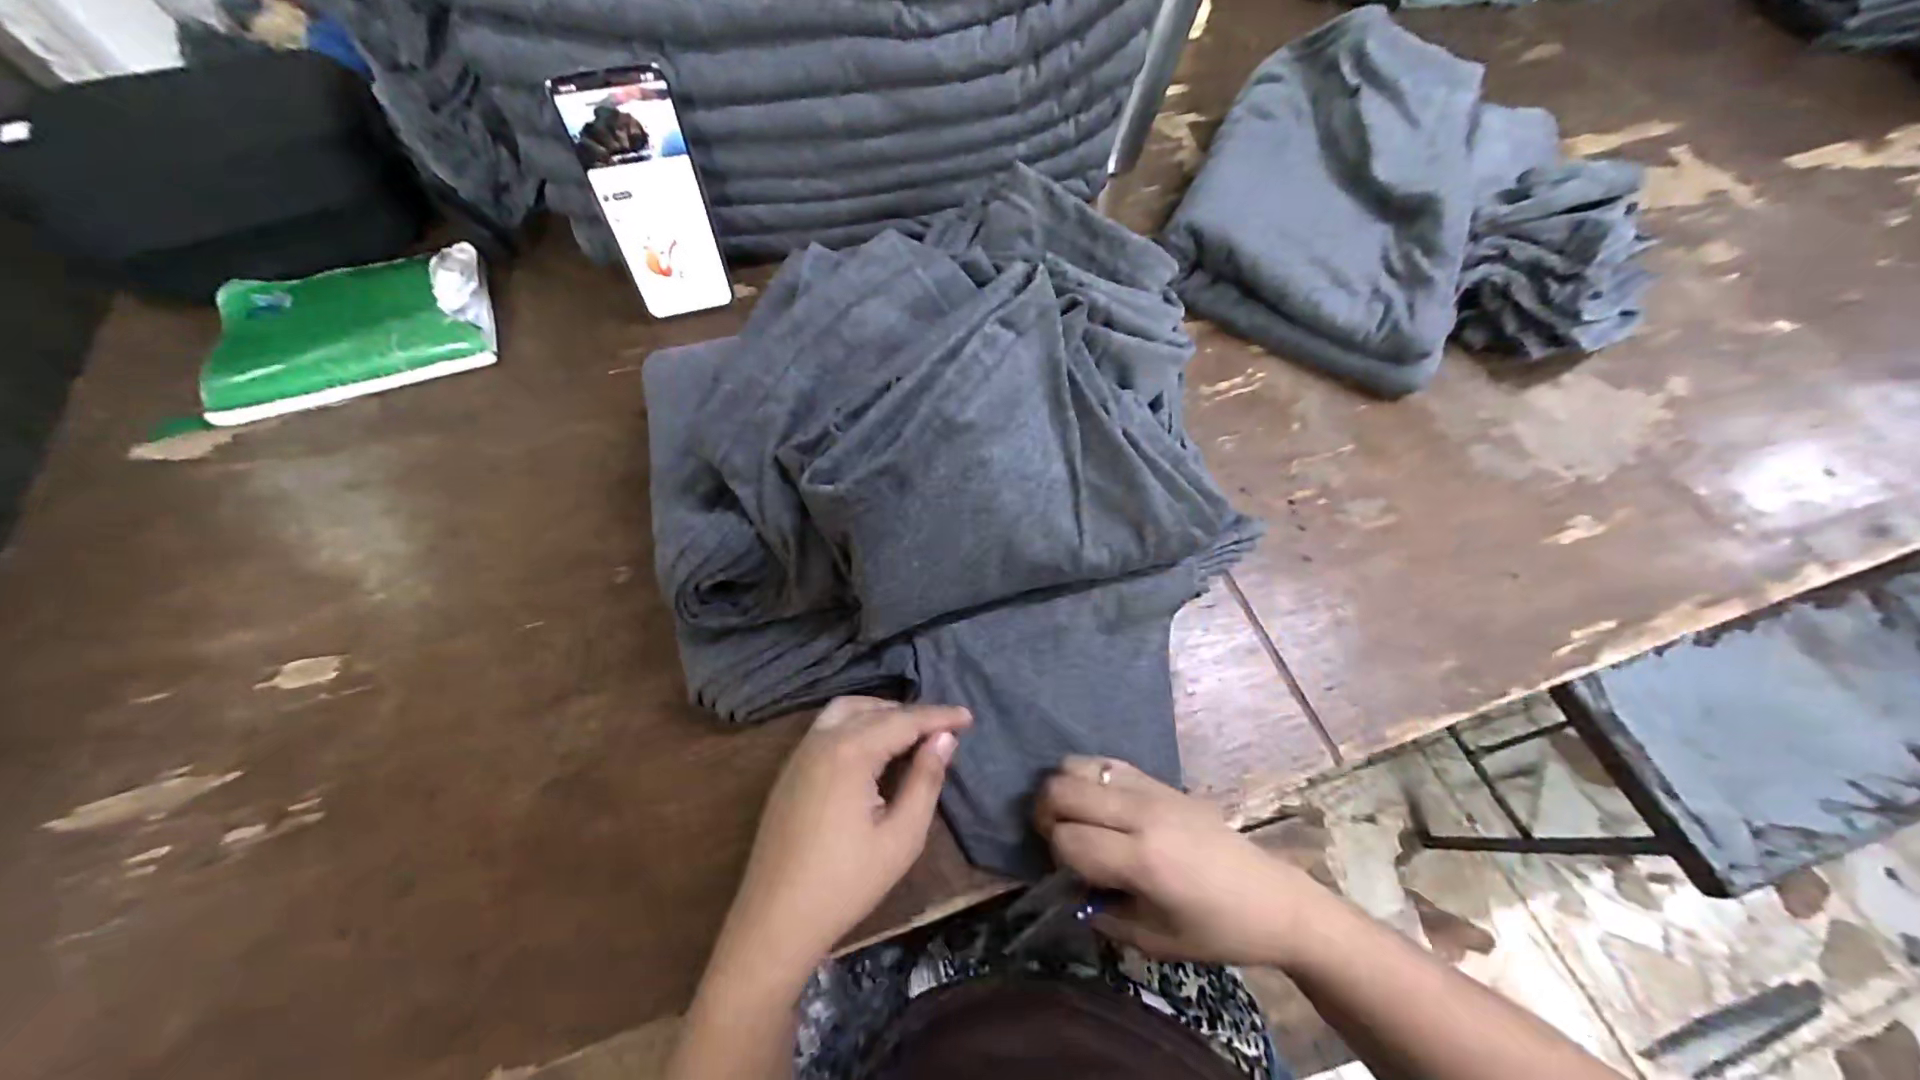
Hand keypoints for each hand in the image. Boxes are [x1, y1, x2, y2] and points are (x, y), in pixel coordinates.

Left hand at [721, 697, 971, 977]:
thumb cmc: (846, 884)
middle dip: (913, 714)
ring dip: (881, 712)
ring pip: (846, 711)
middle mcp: (822, 740)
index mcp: (850, 752)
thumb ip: (926, 780)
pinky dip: (857, 723)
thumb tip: (944, 739)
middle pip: (875, 710)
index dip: (939, 716)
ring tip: (911, 732)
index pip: (904, 720)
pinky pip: (827, 727)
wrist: (774, 921)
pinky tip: (873, 749)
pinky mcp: (789, 770)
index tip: (968, 716)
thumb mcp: (901, 837)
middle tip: (944, 730)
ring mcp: (800, 754)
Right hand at [1035, 756, 1329, 965]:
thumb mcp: (1153, 941)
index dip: (1055, 857)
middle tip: (1057, 840)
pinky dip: (1086, 777)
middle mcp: (1142, 813)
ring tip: (1074, 818)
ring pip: (1076, 765)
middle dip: (1045, 814)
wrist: (1272, 898)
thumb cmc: (1216, 930)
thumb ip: (1101, 913)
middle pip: (1061, 789)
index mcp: (1143, 859)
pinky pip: (1104, 762)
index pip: (1066, 838)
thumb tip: (1066, 887)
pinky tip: (1097, 804)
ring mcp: (1151, 789)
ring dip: (1063, 790)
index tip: (1070, 876)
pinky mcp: (1160, 779)